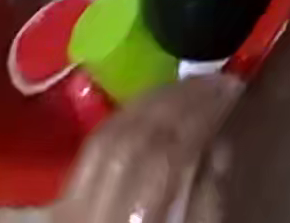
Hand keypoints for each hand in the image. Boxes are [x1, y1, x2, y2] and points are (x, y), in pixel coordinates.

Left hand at [51, 76, 240, 222]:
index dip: (200, 114)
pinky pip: (90, 152)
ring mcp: (62, 218)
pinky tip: (152, 112)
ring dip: (151, 103)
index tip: (233, 88)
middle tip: (216, 80)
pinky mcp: (56, 217)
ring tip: (189, 88)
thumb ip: (207, 209)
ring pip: (105, 137)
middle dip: (178, 99)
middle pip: (130, 139)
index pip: (164, 157)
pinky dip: (125, 123)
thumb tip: (221, 142)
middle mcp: (86, 221)